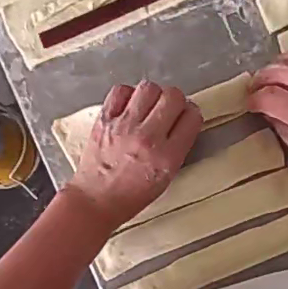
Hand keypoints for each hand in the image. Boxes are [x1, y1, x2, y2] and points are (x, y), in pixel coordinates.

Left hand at [62, 80, 200, 230]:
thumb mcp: (166, 179)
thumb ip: (177, 149)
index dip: (190, 115)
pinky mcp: (104, 120)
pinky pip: (120, 90)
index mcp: (168, 157)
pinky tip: (128, 107)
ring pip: (149, 88)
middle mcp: (148, 138)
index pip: (192, 117)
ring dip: (152, 95)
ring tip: (147, 108)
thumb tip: (182, 122)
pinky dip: (126, 95)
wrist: (95, 200)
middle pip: (173, 96)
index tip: (184, 118)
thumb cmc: (130, 195)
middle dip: (174, 101)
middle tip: (167, 111)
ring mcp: (124, 126)